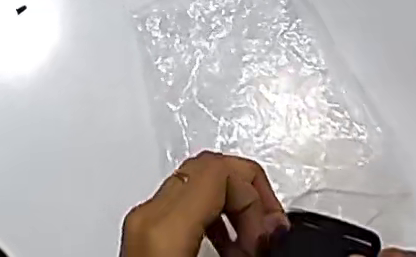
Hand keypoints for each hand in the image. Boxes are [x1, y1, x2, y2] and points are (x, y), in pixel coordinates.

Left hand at [120, 151, 291, 256]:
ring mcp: (139, 221)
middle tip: (267, 234)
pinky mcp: (140, 234)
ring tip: (250, 245)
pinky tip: (227, 247)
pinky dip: (211, 214)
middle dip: (247, 193)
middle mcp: (145, 213)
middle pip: (208, 167)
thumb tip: (276, 226)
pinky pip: (181, 202)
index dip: (256, 191)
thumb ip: (250, 241)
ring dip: (231, 204)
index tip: (272, 229)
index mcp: (161, 221)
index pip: (218, 168)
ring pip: (195, 181)